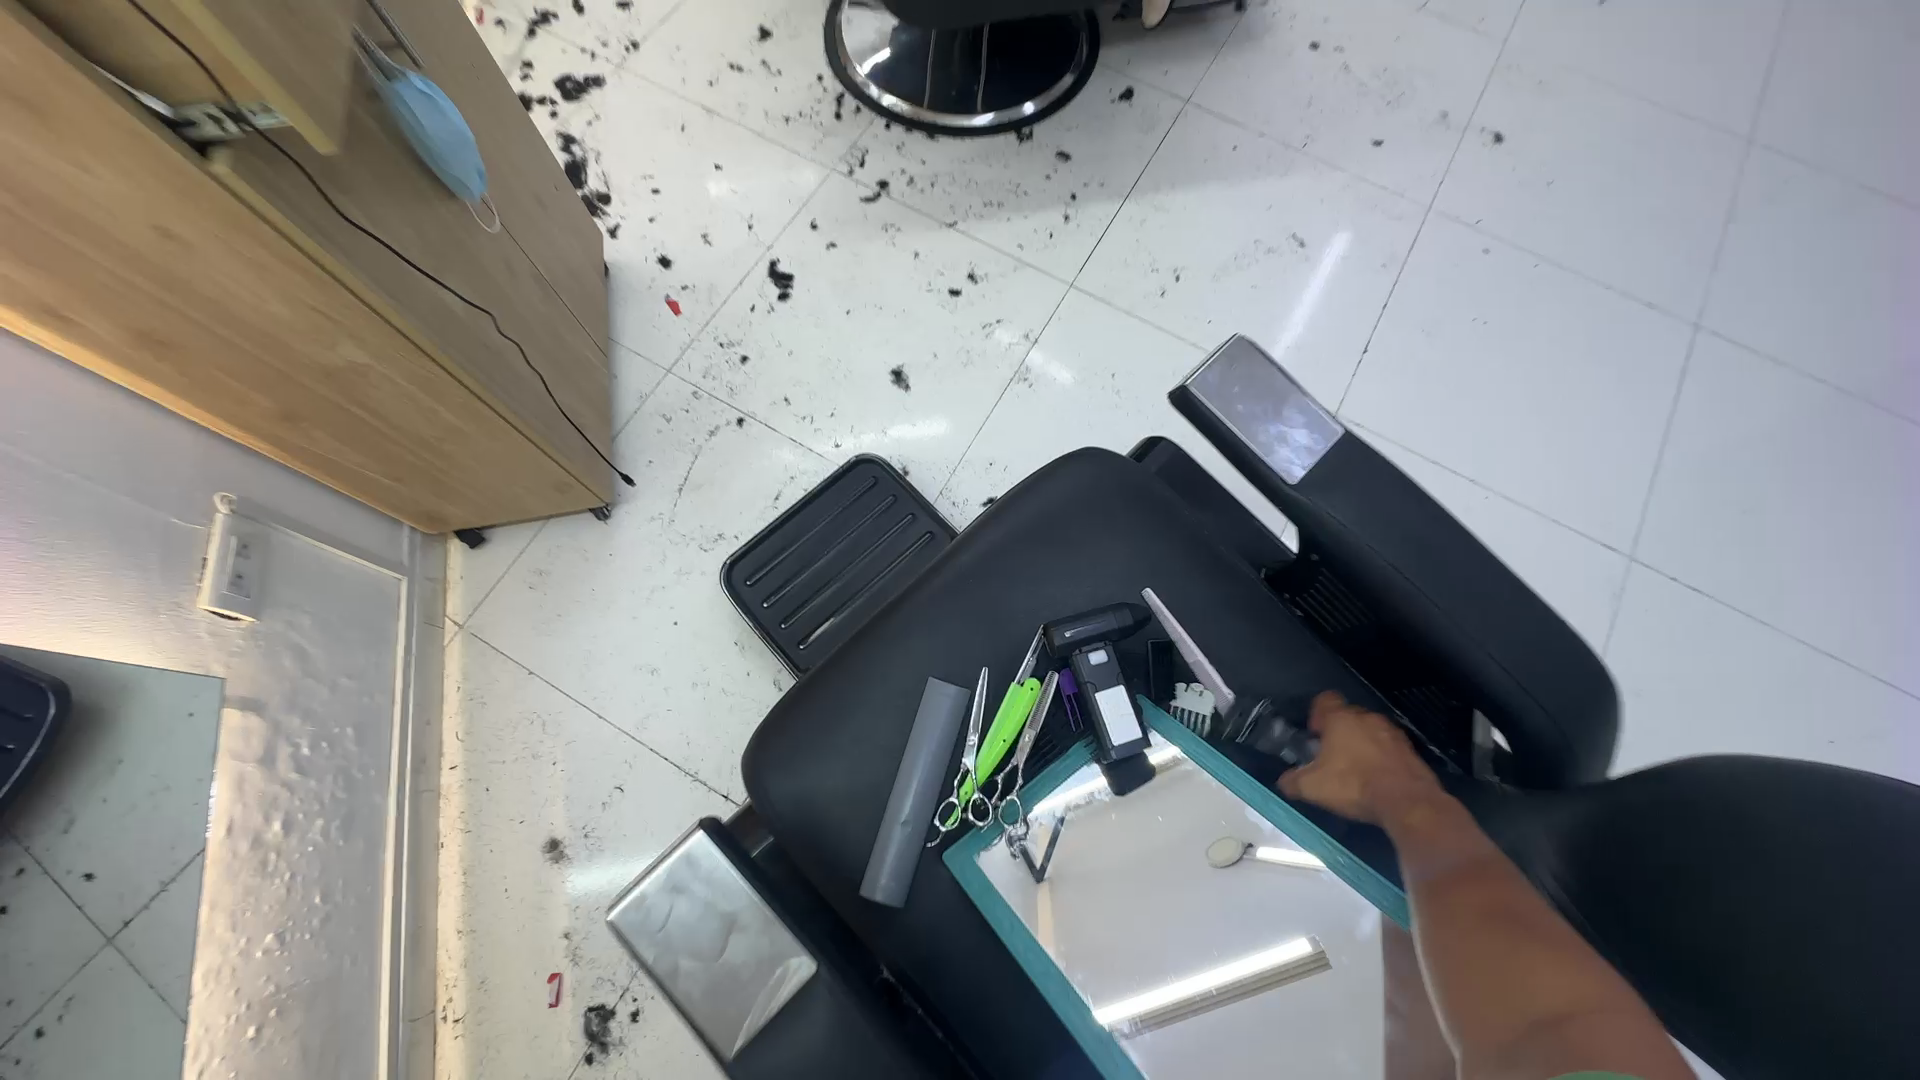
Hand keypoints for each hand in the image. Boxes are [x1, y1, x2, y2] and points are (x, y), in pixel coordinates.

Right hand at [1276, 691, 1442, 825]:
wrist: (1407, 803)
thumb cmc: (1353, 785)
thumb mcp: (1311, 787)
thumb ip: (1292, 780)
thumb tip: (1285, 781)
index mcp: (1340, 719)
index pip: (1325, 699)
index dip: (1317, 714)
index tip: (1315, 734)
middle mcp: (1368, 718)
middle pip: (1349, 715)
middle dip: (1339, 731)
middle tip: (1332, 755)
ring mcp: (1393, 733)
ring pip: (1371, 730)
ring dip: (1363, 743)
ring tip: (1356, 769)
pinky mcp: (1412, 751)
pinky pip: (1390, 747)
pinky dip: (1382, 757)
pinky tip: (1377, 778)